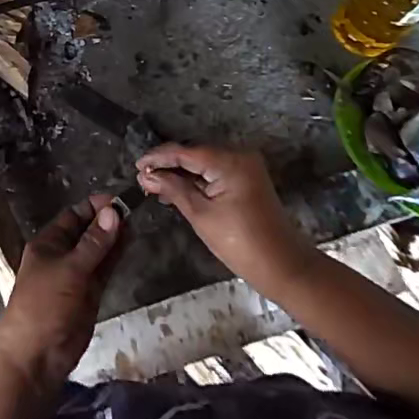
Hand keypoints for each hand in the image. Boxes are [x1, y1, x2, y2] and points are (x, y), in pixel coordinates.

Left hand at [0, 193, 124, 393]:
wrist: (37, 355)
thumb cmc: (45, 305)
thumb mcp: (70, 270)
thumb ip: (94, 243)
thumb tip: (113, 212)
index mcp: (47, 244)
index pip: (72, 216)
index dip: (94, 207)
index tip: (119, 199)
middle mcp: (62, 256)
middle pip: (87, 232)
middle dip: (107, 221)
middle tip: (134, 209)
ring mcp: (76, 276)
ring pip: (98, 251)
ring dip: (114, 238)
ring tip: (136, 222)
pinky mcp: (89, 294)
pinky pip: (103, 270)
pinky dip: (114, 257)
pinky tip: (129, 244)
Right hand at [137, 143, 315, 290]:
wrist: (283, 267)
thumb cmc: (240, 242)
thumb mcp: (200, 214)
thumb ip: (172, 188)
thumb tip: (146, 175)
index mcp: (229, 161)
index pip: (184, 152)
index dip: (157, 158)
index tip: (135, 166)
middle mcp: (239, 156)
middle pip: (193, 154)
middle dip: (167, 165)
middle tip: (142, 178)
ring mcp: (245, 167)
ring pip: (202, 163)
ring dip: (179, 173)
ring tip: (154, 186)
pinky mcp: (246, 179)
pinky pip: (213, 172)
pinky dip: (195, 180)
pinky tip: (175, 189)